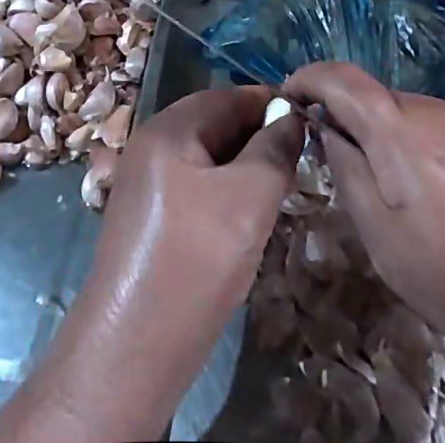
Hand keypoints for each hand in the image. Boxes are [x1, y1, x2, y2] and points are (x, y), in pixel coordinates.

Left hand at [0, 86, 301, 442]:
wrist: (133, 348)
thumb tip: (293, 115)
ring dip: (247, 163)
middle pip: (216, 122)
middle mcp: (151, 146)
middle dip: (260, 133)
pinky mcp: (152, 216)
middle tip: (300, 155)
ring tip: (282, 183)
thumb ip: (276, 147)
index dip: (271, 103)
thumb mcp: (250, 197)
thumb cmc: (196, 260)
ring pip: (209, 156)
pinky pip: (197, 184)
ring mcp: (147, 183)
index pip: (229, 96)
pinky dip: (228, 188)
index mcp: (168, 130)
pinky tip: (250, 211)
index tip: (311, 119)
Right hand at [286, 64, 444, 442]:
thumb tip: (329, 130)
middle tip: (341, 164)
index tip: (291, 96)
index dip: (309, 78)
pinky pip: (443, 127)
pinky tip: (439, 196)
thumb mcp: (383, 241)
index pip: (341, 78)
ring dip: (389, 136)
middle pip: (377, 98)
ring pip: (411, 113)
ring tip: (397, 195)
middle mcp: (438, 110)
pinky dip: (421, 146)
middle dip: (350, 119)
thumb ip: (348, 172)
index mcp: (401, 133)